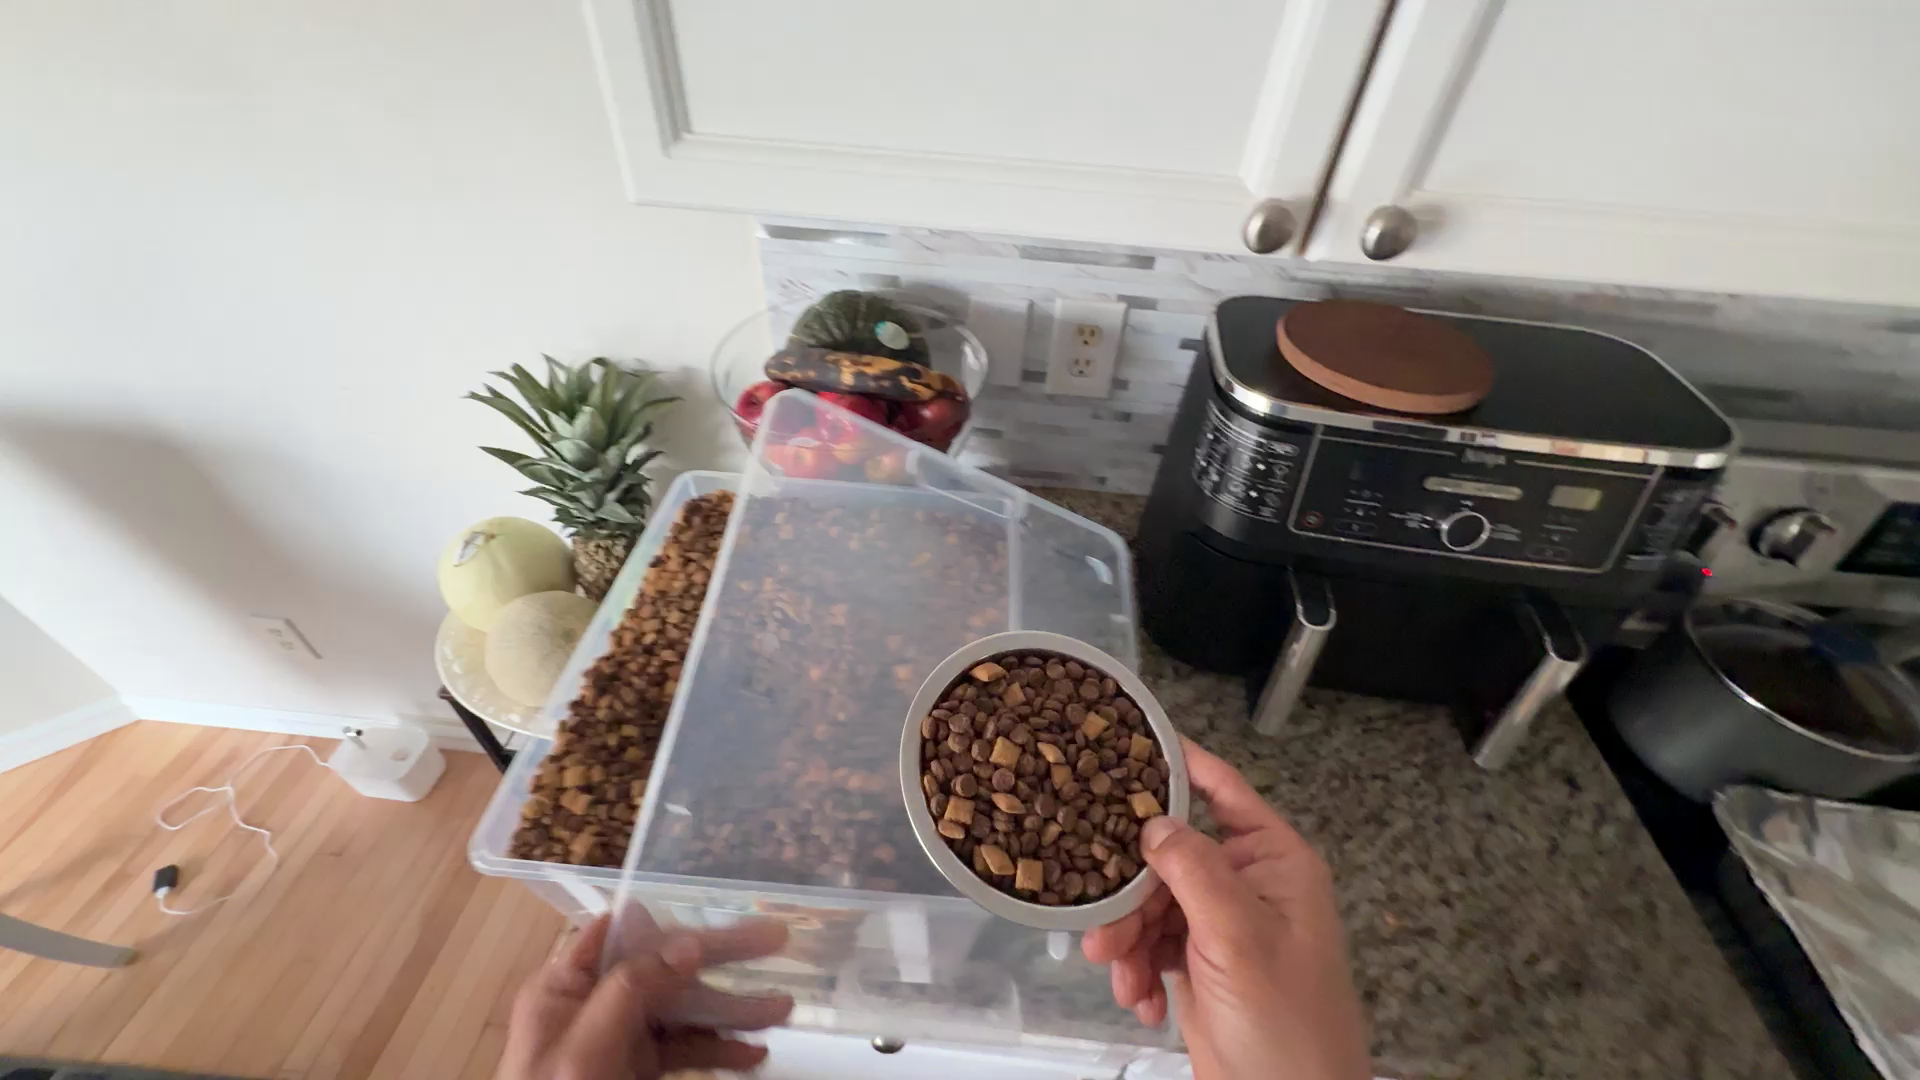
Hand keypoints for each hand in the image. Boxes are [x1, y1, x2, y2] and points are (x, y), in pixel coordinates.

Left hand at [497, 910, 793, 1079]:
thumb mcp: (585, 1050)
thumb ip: (634, 988)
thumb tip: (691, 943)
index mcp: (567, 985)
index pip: (626, 931)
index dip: (672, 917)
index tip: (723, 907)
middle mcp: (597, 1002)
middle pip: (670, 965)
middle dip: (725, 957)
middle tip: (776, 939)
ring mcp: (621, 1037)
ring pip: (687, 1008)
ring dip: (735, 1009)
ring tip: (783, 1010)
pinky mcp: (641, 1069)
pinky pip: (688, 1047)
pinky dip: (721, 1048)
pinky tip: (754, 1053)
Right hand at [1083, 737, 1369, 1079]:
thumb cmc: (1282, 1024)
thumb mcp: (1239, 939)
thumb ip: (1194, 870)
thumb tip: (1151, 822)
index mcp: (1271, 860)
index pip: (1220, 788)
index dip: (1176, 760)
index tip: (1122, 742)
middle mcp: (1244, 881)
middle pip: (1169, 851)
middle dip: (1132, 887)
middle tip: (1099, 914)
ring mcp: (1219, 922)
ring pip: (1151, 899)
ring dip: (1128, 935)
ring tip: (1117, 972)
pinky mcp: (1197, 959)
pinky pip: (1151, 940)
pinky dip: (1138, 967)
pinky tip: (1142, 1000)